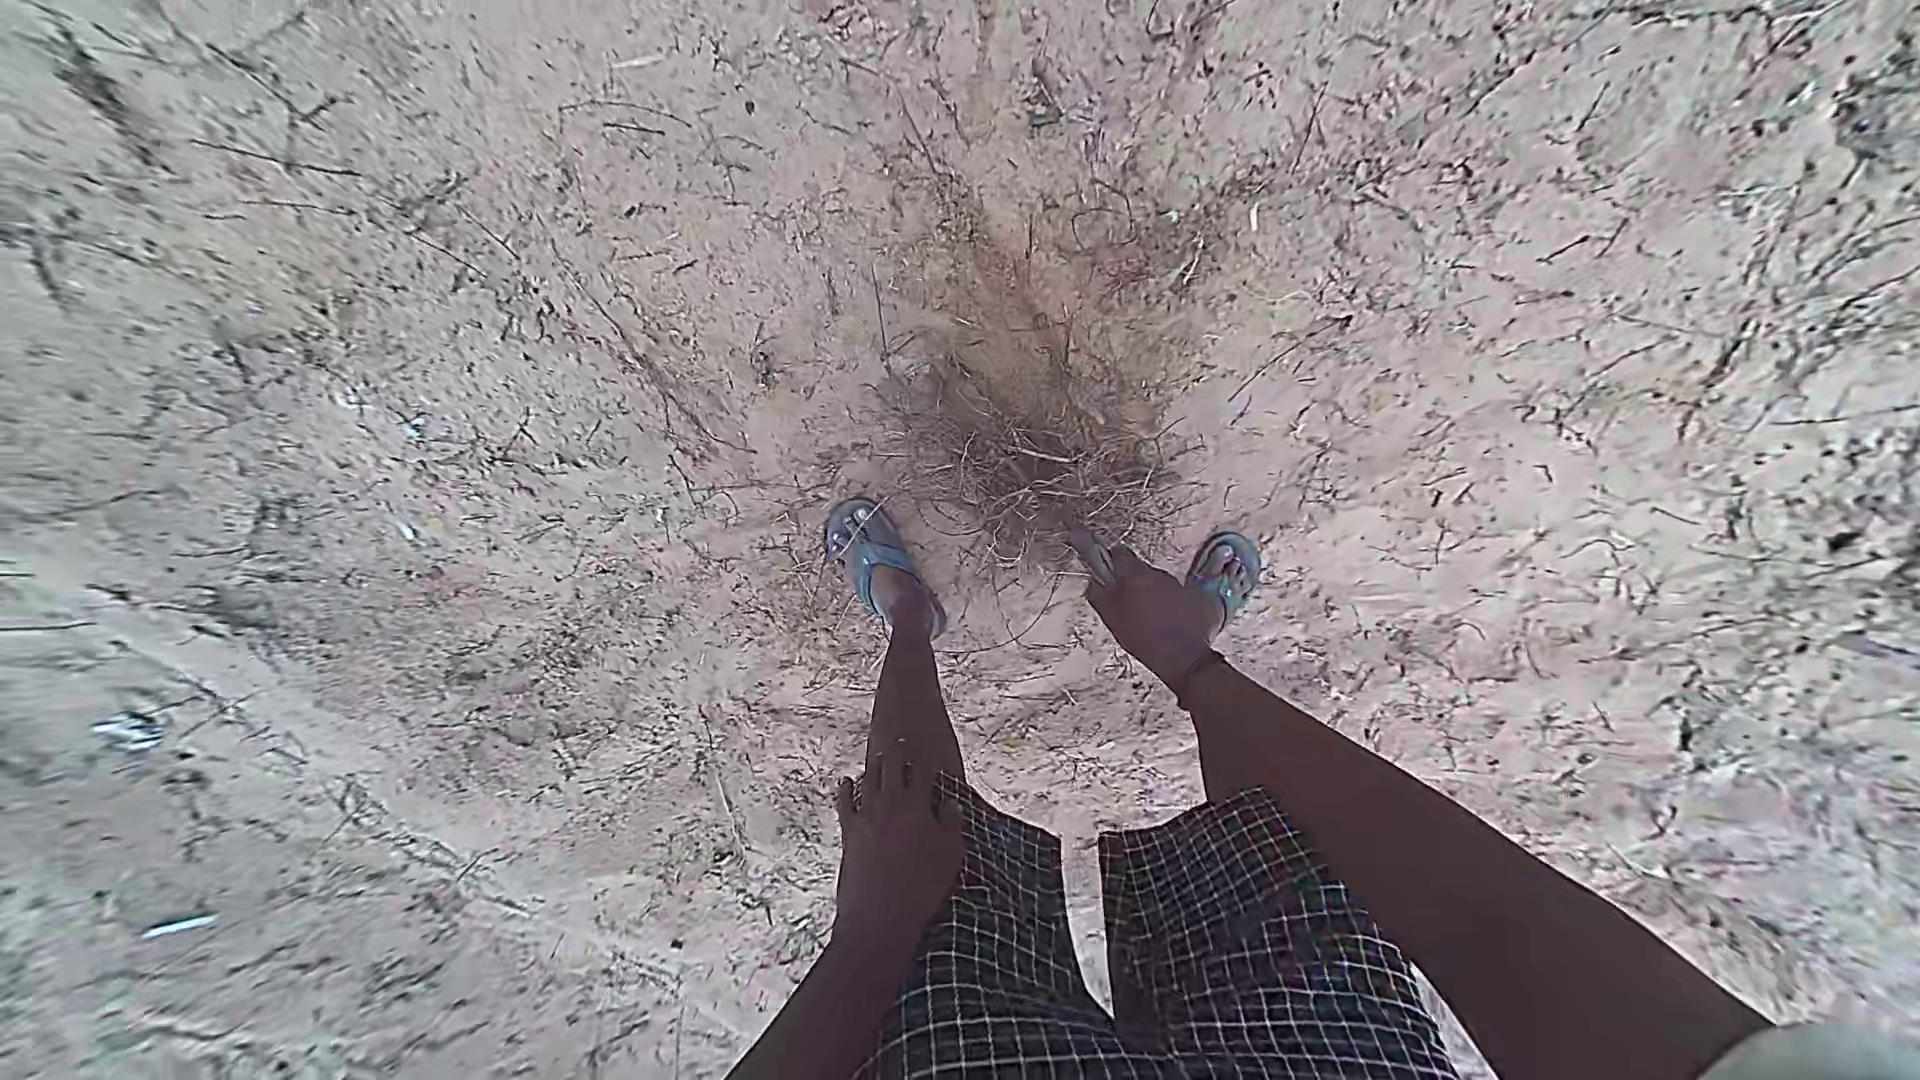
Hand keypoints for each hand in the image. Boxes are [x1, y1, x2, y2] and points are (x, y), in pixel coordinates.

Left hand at [832, 744, 964, 943]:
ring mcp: (866, 815)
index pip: (920, 771)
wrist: (879, 918)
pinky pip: (844, 802)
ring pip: (868, 778)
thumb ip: (952, 825)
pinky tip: (846, 782)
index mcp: (916, 805)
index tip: (924, 751)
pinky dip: (845, 789)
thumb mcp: (950, 856)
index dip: (923, 759)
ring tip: (879, 756)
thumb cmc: (921, 888)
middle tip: (899, 740)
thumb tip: (951, 805)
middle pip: (891, 765)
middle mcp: (889, 802)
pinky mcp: (849, 831)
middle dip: (897, 751)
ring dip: (874, 765)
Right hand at [1084, 546, 1224, 688]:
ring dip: (1149, 592)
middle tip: (1125, 601)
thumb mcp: (1110, 617)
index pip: (1119, 552)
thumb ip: (1098, 593)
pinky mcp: (1193, 596)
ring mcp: (1178, 584)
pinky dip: (1167, 602)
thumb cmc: (1144, 638)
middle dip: (1131, 581)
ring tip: (1146, 615)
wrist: (1182, 657)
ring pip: (1156, 581)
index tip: (1107, 571)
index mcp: (1134, 575)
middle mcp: (1157, 574)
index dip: (1110, 561)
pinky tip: (1163, 620)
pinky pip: (1174, 593)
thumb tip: (1094, 581)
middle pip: (1139, 568)